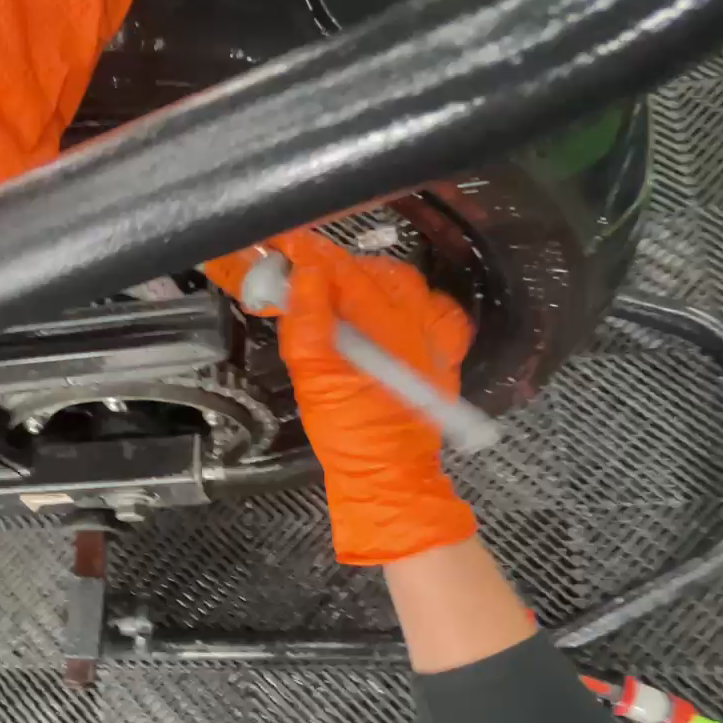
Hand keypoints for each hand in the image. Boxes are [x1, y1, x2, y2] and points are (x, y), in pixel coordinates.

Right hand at [207, 232, 477, 565]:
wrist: (388, 477)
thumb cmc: (348, 437)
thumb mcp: (315, 384)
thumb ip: (309, 327)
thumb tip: (302, 276)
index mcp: (384, 327)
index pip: (344, 271)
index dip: (310, 254)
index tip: (281, 245)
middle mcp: (416, 321)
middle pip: (372, 272)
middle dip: (333, 266)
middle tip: (297, 274)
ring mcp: (434, 335)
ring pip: (398, 284)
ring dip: (361, 279)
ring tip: (331, 292)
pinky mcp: (440, 350)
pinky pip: (427, 307)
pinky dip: (398, 300)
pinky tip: (378, 312)